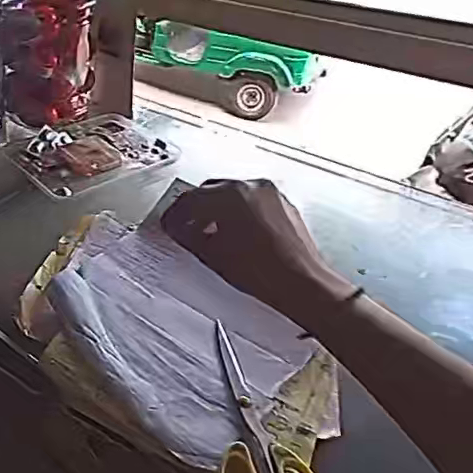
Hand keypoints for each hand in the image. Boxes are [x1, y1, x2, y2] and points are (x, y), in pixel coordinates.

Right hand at [161, 179, 354, 319]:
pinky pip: (252, 202)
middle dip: (195, 209)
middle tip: (183, 225)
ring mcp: (270, 194)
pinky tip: (233, 233)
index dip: (174, 214)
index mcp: (230, 195)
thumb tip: (180, 230)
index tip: (169, 223)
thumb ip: (189, 237)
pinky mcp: (283, 205)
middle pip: (211, 191)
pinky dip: (238, 213)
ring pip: (232, 195)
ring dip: (216, 210)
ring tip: (207, 232)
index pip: (190, 199)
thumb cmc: (265, 273)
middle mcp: (251, 187)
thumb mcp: (213, 256)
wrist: (303, 285)